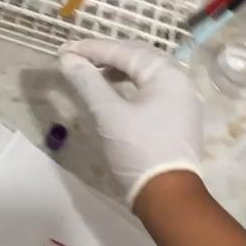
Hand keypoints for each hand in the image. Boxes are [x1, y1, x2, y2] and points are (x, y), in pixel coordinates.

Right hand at [58, 39, 202, 206]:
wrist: (168, 197)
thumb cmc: (138, 151)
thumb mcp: (108, 115)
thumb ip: (88, 82)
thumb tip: (68, 60)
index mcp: (167, 75)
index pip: (124, 52)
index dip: (91, 49)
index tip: (63, 51)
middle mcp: (180, 80)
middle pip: (138, 56)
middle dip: (105, 54)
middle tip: (76, 57)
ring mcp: (182, 99)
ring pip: (146, 72)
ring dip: (117, 68)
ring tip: (91, 72)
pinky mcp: (179, 115)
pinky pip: (152, 87)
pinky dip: (130, 83)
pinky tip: (114, 89)